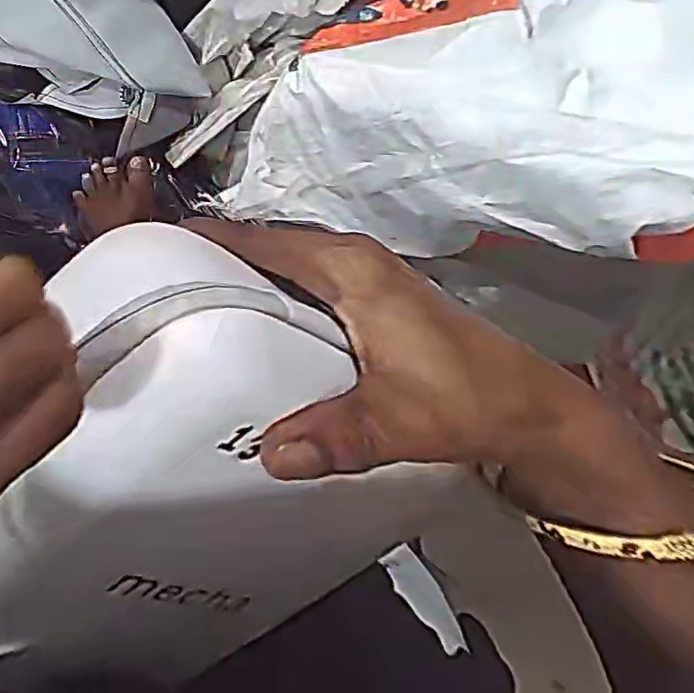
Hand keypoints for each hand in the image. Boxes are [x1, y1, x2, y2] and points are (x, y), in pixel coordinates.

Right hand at [187, 223, 614, 480]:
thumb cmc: (466, 400)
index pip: (260, 239)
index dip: (209, 236)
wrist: (534, 410)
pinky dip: (262, 273)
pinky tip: (242, 302)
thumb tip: (268, 456)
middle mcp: (348, 254)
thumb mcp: (398, 420)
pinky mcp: (363, 284)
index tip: (158, 241)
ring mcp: (357, 266)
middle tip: (161, 267)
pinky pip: (294, 266)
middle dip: (212, 245)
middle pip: (263, 237)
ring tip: (187, 280)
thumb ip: (336, 436)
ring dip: (237, 258)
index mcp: (346, 267)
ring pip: (279, 249)